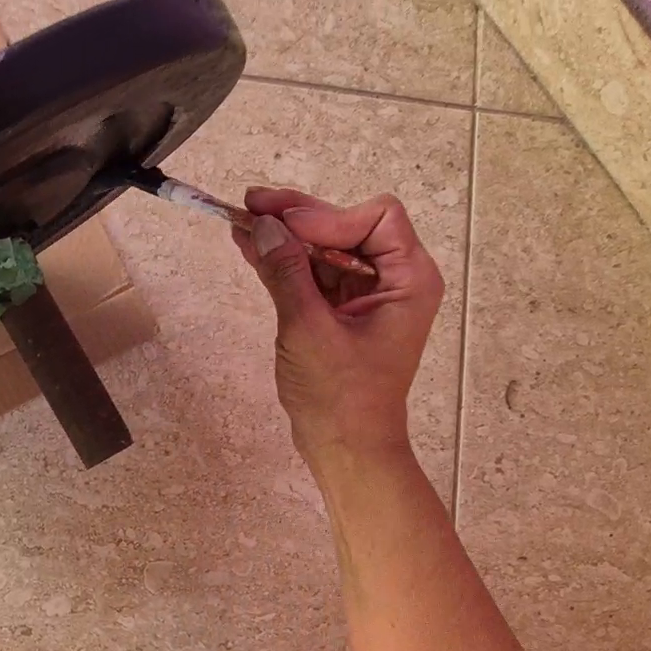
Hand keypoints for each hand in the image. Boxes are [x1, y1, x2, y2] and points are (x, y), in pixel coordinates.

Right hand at [231, 189, 444, 464]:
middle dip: (300, 217)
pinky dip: (284, 264)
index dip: (327, 216)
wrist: (344, 448)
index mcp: (408, 280)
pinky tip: (251, 248)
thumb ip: (286, 274)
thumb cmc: (338, 396)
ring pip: (326, 250)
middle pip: (347, 228)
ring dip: (285, 238)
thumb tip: (262, 226)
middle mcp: (393, 280)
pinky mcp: (340, 315)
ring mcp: (365, 298)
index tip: (281, 225)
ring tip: (242, 222)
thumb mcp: (308, 330)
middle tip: (252, 202)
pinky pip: (313, 277)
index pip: (374, 219)